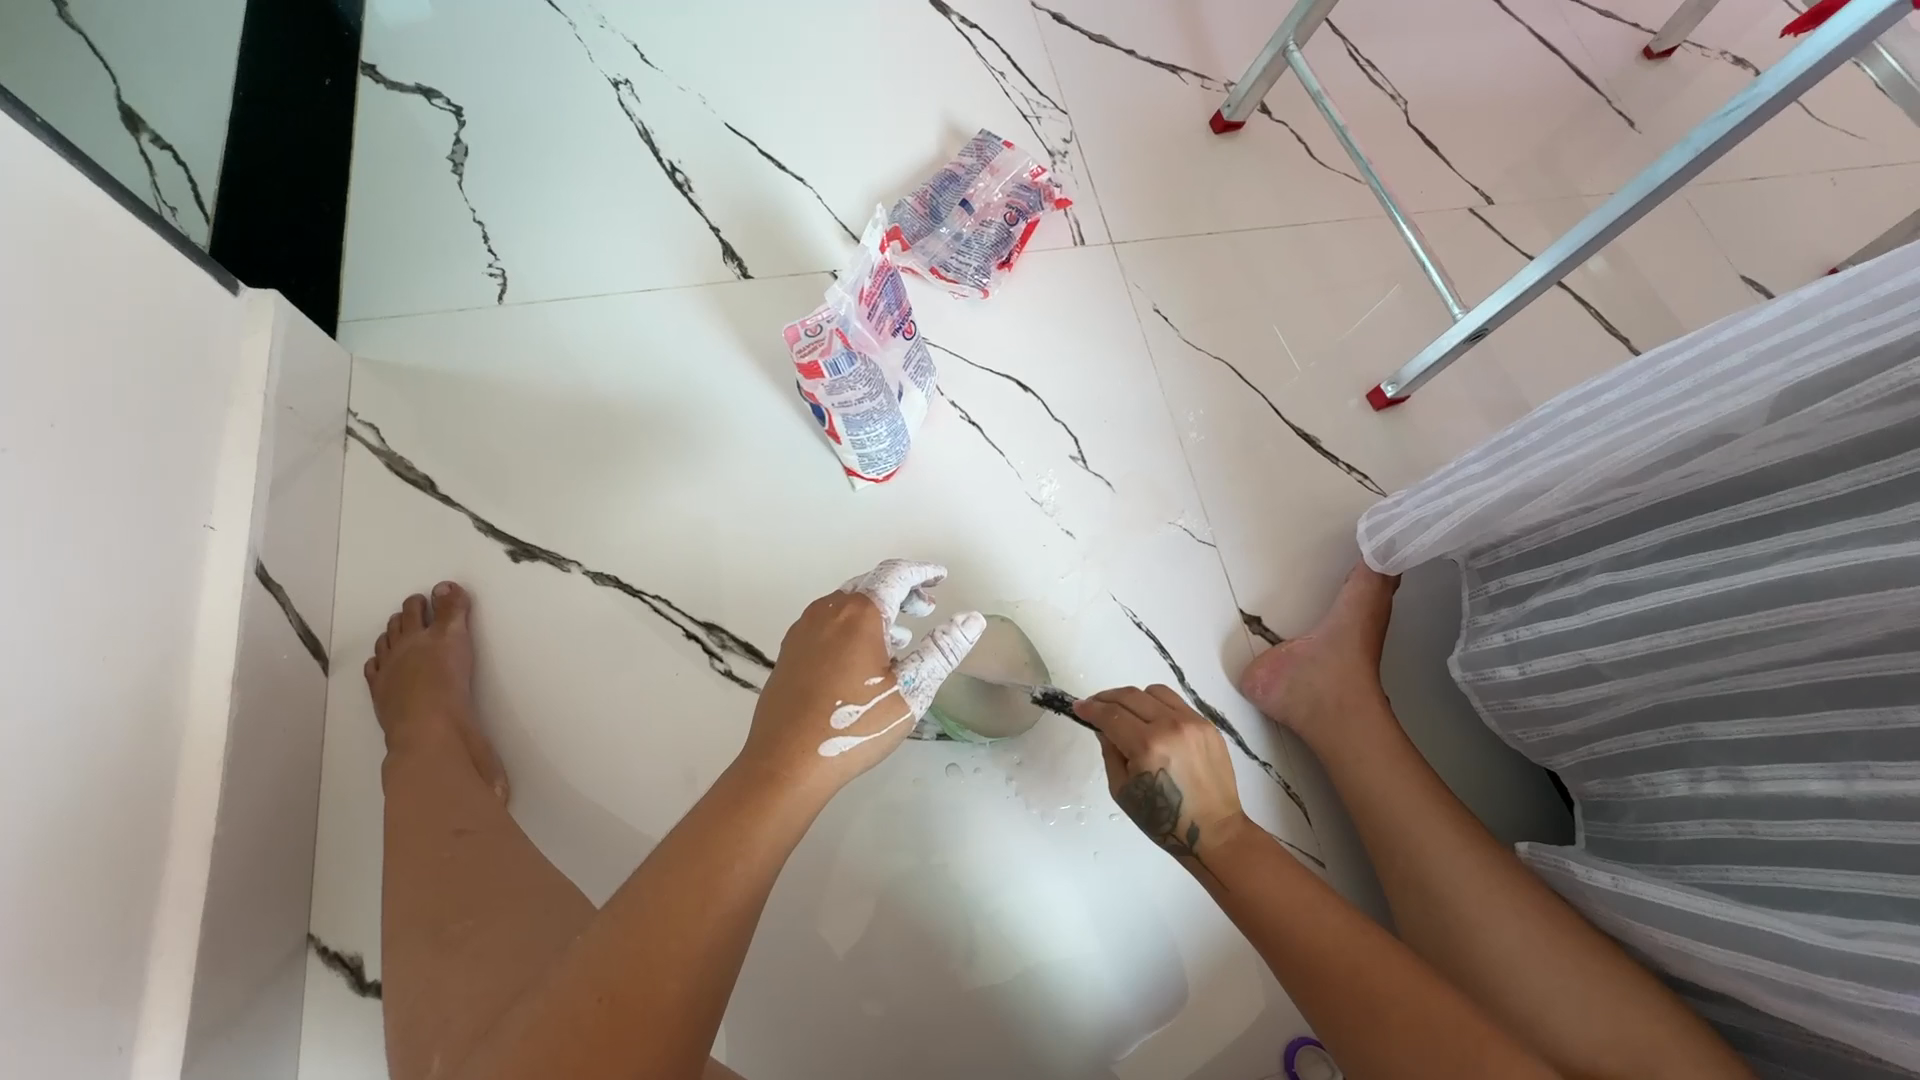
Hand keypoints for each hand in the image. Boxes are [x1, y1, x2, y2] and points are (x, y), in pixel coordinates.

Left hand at [740, 560, 983, 795]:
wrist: (784, 761)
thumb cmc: (853, 725)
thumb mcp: (910, 691)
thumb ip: (943, 650)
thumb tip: (972, 619)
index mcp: (860, 614)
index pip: (896, 575)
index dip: (922, 572)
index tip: (941, 576)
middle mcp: (828, 611)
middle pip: (870, 584)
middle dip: (902, 591)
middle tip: (927, 608)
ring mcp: (804, 629)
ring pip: (847, 603)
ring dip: (877, 609)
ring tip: (902, 636)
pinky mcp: (791, 650)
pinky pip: (829, 622)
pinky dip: (854, 625)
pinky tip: (864, 656)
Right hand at [1074, 686, 1248, 866]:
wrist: (1214, 830)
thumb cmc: (1163, 819)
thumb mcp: (1122, 790)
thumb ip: (1110, 752)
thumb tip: (1103, 726)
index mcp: (1147, 746)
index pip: (1110, 715)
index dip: (1090, 709)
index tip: (1078, 707)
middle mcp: (1171, 726)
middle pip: (1130, 696)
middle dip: (1106, 698)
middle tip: (1094, 705)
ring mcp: (1193, 722)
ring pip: (1154, 692)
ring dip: (1133, 698)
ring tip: (1124, 712)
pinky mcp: (1208, 725)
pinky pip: (1176, 703)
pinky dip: (1157, 706)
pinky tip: (1152, 722)